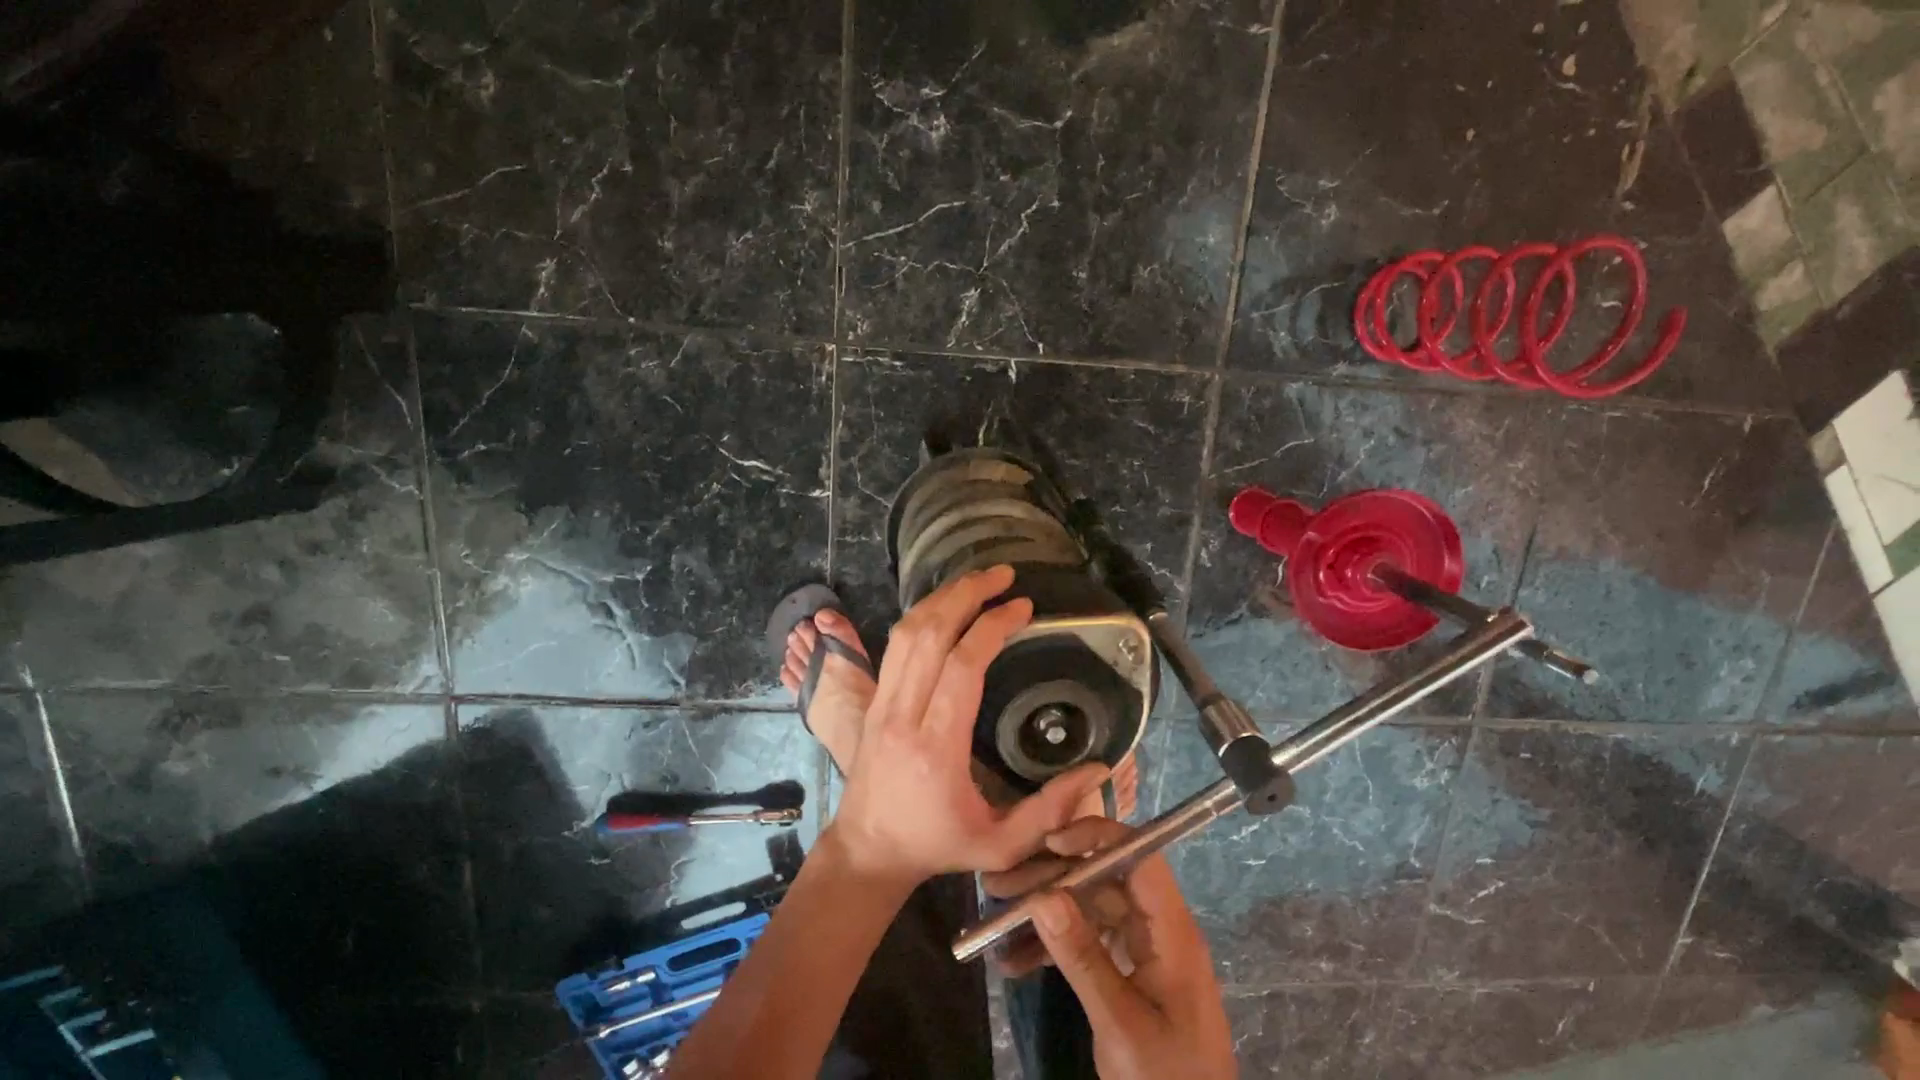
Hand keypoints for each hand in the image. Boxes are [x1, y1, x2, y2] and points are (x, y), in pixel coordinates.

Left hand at [828, 565, 1109, 885]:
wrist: (868, 851)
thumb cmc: (938, 846)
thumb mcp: (1002, 846)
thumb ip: (1050, 811)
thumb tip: (1098, 769)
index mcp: (936, 750)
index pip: (962, 668)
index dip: (993, 627)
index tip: (1023, 607)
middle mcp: (902, 717)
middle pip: (929, 636)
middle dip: (968, 595)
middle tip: (1004, 574)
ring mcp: (880, 705)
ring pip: (906, 633)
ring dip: (943, 598)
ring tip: (980, 579)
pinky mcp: (872, 701)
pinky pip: (895, 645)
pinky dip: (922, 615)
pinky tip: (948, 604)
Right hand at [988, 817, 1234, 1079]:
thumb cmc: (1166, 1076)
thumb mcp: (1120, 1021)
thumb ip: (1082, 958)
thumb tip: (1044, 896)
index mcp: (1172, 931)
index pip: (1140, 857)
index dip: (1097, 838)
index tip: (1049, 843)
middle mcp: (1160, 931)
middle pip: (1105, 883)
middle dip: (1051, 880)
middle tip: (997, 883)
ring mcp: (1145, 954)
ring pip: (1091, 914)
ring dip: (1044, 917)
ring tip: (993, 920)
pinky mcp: (1132, 976)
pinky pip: (1090, 946)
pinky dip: (1054, 950)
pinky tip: (1014, 961)